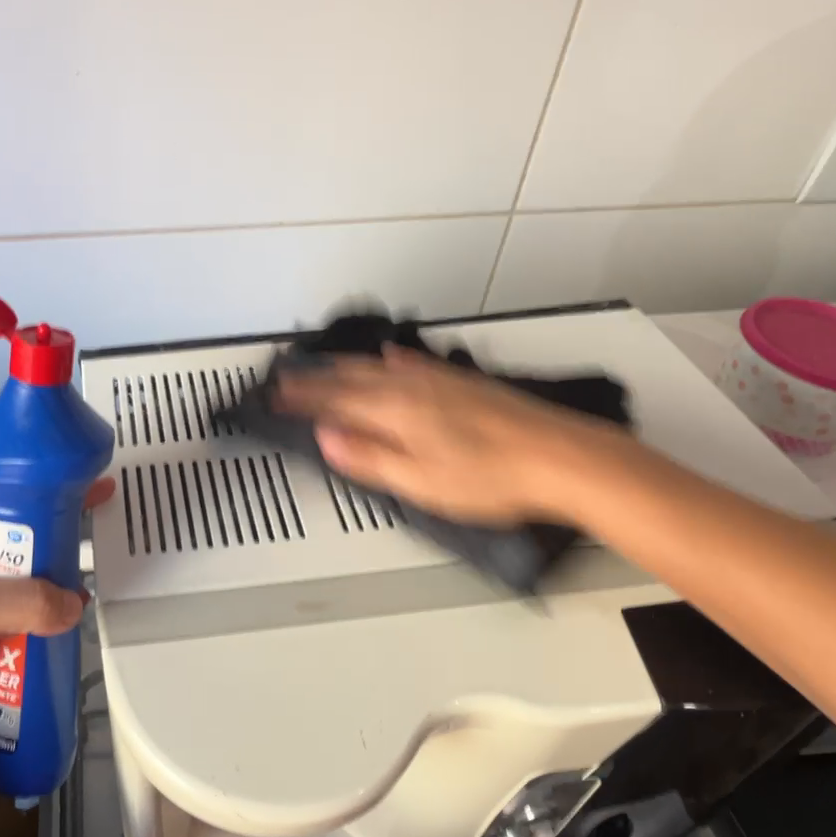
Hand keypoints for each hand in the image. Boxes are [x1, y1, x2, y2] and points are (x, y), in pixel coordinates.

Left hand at [0, 480, 114, 719]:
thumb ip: (30, 603)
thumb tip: (75, 605)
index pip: (14, 490)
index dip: (55, 490)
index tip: (95, 492)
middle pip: (21, 530)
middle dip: (57, 541)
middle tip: (93, 548)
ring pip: (19, 566)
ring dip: (48, 579)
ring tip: (79, 591)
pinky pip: (11, 596)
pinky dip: (33, 605)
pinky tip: (55, 620)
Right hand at [276, 345, 626, 525]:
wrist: (562, 457)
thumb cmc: (490, 476)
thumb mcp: (420, 481)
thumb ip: (369, 456)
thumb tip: (325, 436)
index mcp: (394, 411)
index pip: (334, 401)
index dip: (301, 398)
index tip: (273, 394)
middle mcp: (411, 387)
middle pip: (351, 379)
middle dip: (315, 380)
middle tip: (286, 378)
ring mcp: (438, 381)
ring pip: (378, 367)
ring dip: (345, 367)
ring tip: (324, 365)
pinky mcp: (462, 383)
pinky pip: (412, 363)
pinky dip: (390, 359)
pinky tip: (390, 355)